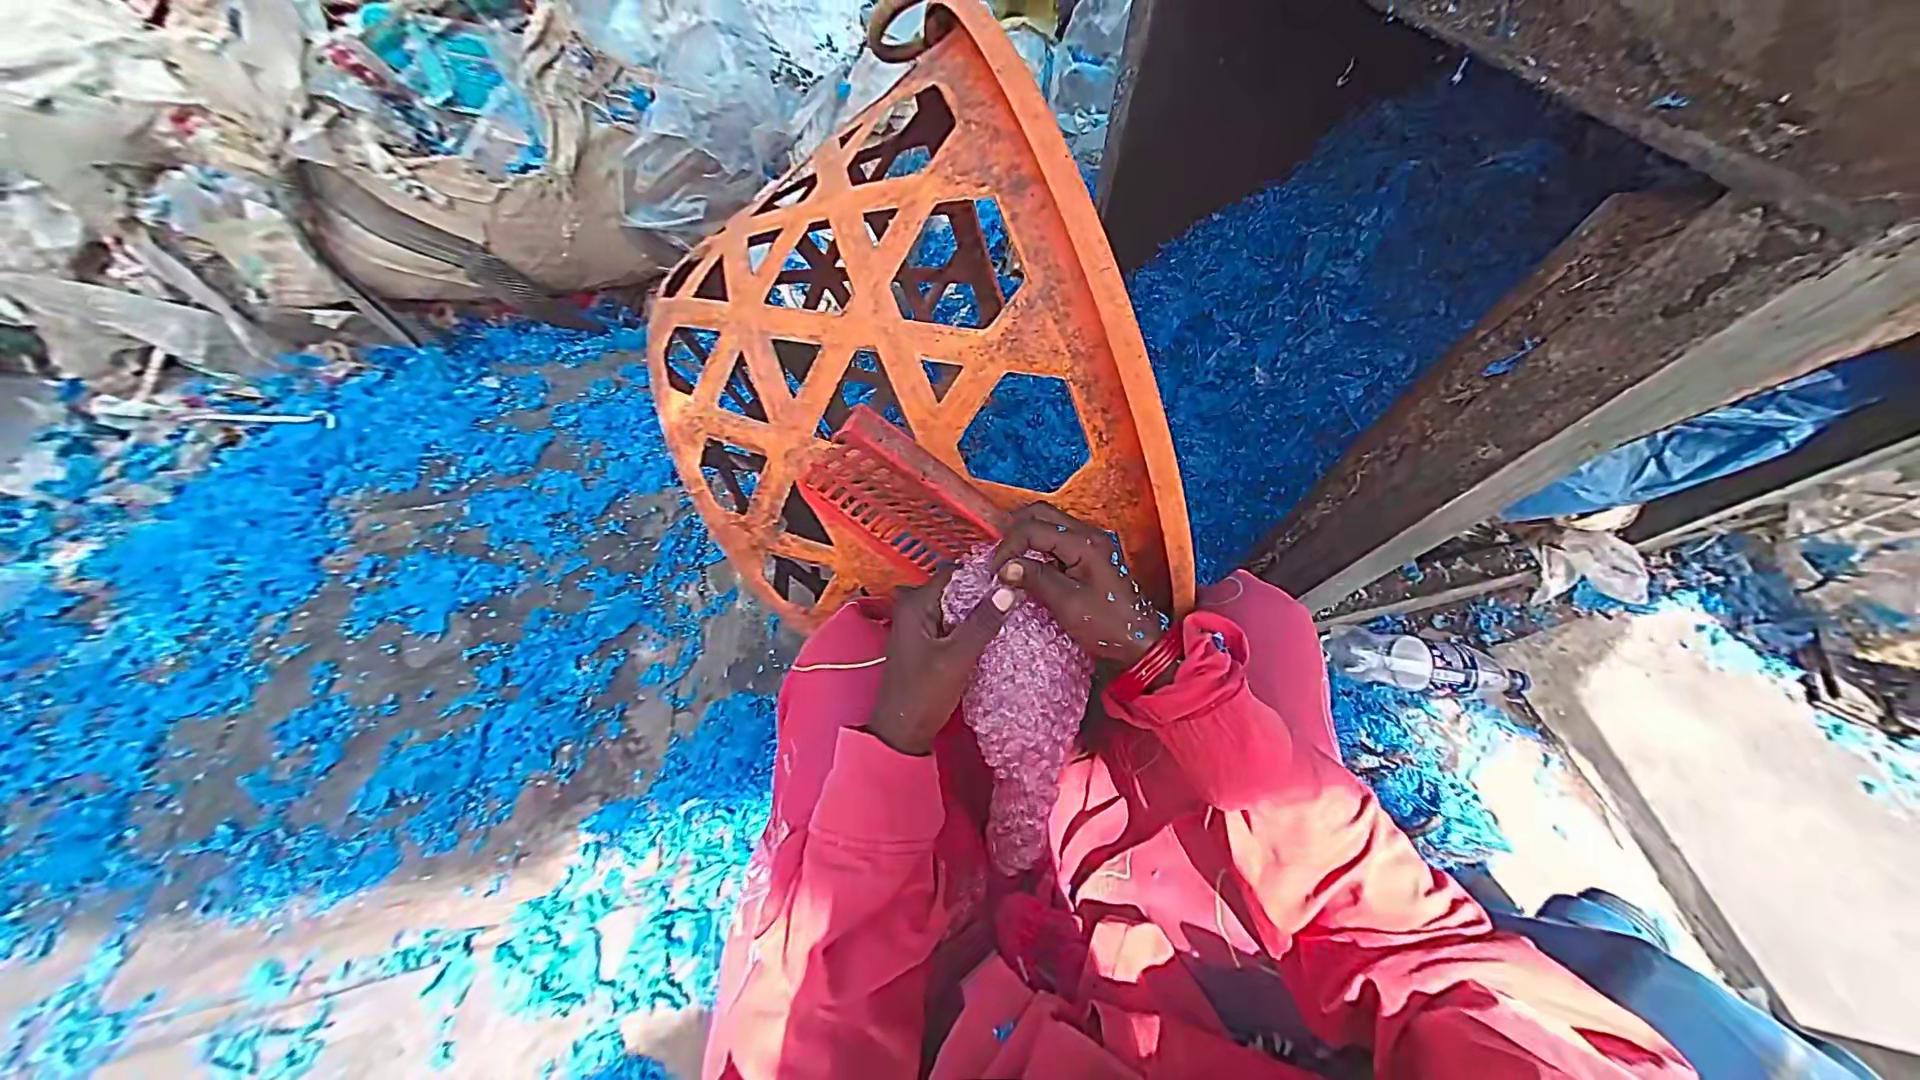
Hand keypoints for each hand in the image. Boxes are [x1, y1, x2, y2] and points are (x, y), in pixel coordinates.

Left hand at [864, 566, 1022, 755]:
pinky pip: (953, 622)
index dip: (982, 574)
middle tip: (1015, 596)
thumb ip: (983, 622)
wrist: (902, 733)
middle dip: (983, 593)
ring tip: (1009, 612)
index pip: (955, 572)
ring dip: (978, 610)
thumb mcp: (958, 657)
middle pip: (957, 588)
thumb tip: (1008, 589)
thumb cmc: (923, 695)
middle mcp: (913, 607)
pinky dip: (970, 625)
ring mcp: (919, 624)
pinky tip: (991, 632)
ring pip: (957, 606)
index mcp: (915, 604)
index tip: (1011, 578)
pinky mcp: (927, 640)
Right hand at [989, 503, 1167, 666]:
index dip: (1008, 547)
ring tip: (1011, 565)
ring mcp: (1090, 541)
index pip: (1033, 528)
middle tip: (1000, 561)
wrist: (1140, 641)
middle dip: (1014, 534)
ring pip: (1047, 523)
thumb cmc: (1107, 625)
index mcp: (1084, 543)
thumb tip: (1005, 568)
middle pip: (1039, 514)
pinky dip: (1037, 547)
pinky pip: (1056, 538)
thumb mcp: (1066, 603)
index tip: (996, 571)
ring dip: (1025, 539)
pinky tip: (1029, 569)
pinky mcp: (1088, 553)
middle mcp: (1088, 534)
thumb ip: (1035, 579)